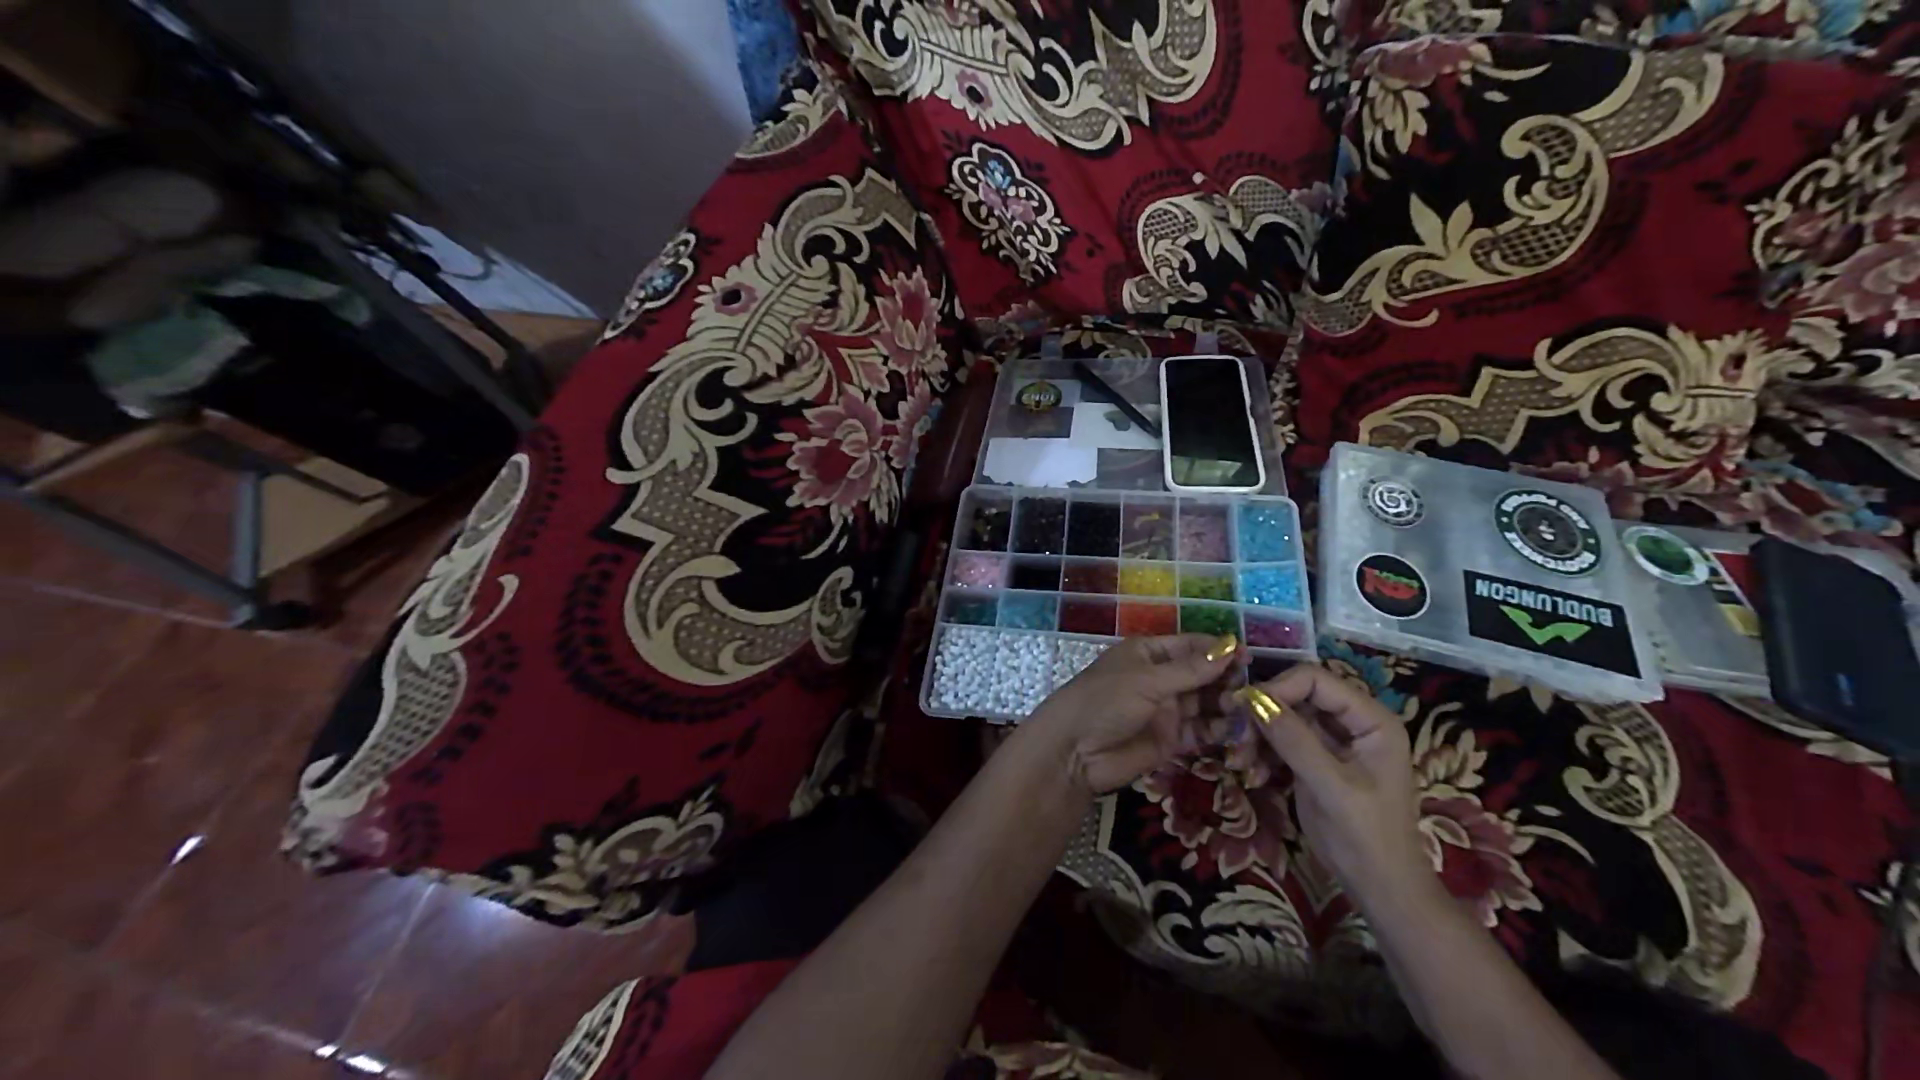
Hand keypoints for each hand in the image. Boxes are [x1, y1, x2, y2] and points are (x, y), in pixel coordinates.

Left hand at [1021, 633, 1238, 793]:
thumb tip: (1231, 646)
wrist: (1073, 753)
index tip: (1249, 657)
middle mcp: (1159, 678)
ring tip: (1247, 712)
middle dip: (1226, 681)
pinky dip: (1219, 731)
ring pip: (1206, 703)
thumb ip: (1190, 669)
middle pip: (1203, 675)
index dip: (1219, 651)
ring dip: (1226, 706)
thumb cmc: (1104, 702)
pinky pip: (1201, 731)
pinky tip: (1237, 733)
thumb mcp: (1146, 680)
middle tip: (1252, 691)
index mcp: (1147, 653)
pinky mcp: (1171, 739)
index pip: (1191, 646)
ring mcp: (1166, 709)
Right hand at [1231, 665, 1430, 904]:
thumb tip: (1251, 698)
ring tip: (1240, 761)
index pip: (1316, 680)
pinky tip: (1253, 774)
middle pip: (1296, 696)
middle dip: (1263, 714)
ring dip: (1258, 735)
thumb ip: (1294, 740)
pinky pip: (1282, 740)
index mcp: (1371, 720)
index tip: (1243, 711)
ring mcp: (1333, 741)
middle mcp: (1353, 722)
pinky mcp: (1315, 759)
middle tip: (1236, 739)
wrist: (1379, 888)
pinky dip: (1263, 753)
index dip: (1278, 688)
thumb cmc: (1366, 837)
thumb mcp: (1330, 787)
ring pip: (1284, 717)